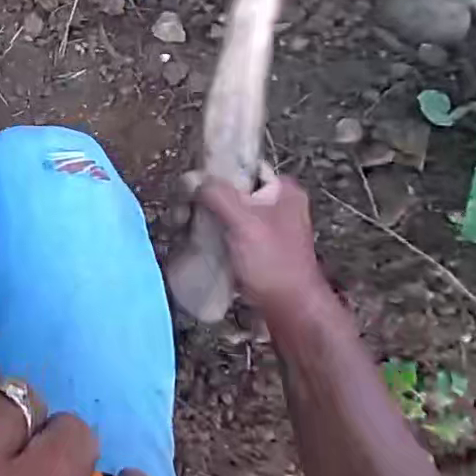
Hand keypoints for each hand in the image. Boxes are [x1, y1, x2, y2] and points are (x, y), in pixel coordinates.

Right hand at [197, 171, 330, 315]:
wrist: (289, 308)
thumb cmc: (273, 262)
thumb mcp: (244, 222)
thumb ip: (218, 195)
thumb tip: (192, 179)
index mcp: (284, 191)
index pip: (244, 167)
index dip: (217, 173)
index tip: (194, 186)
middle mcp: (276, 204)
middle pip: (230, 189)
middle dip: (204, 199)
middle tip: (187, 213)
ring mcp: (265, 226)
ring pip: (225, 210)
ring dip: (204, 217)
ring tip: (186, 227)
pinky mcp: (255, 245)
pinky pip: (226, 229)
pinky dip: (211, 232)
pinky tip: (197, 240)